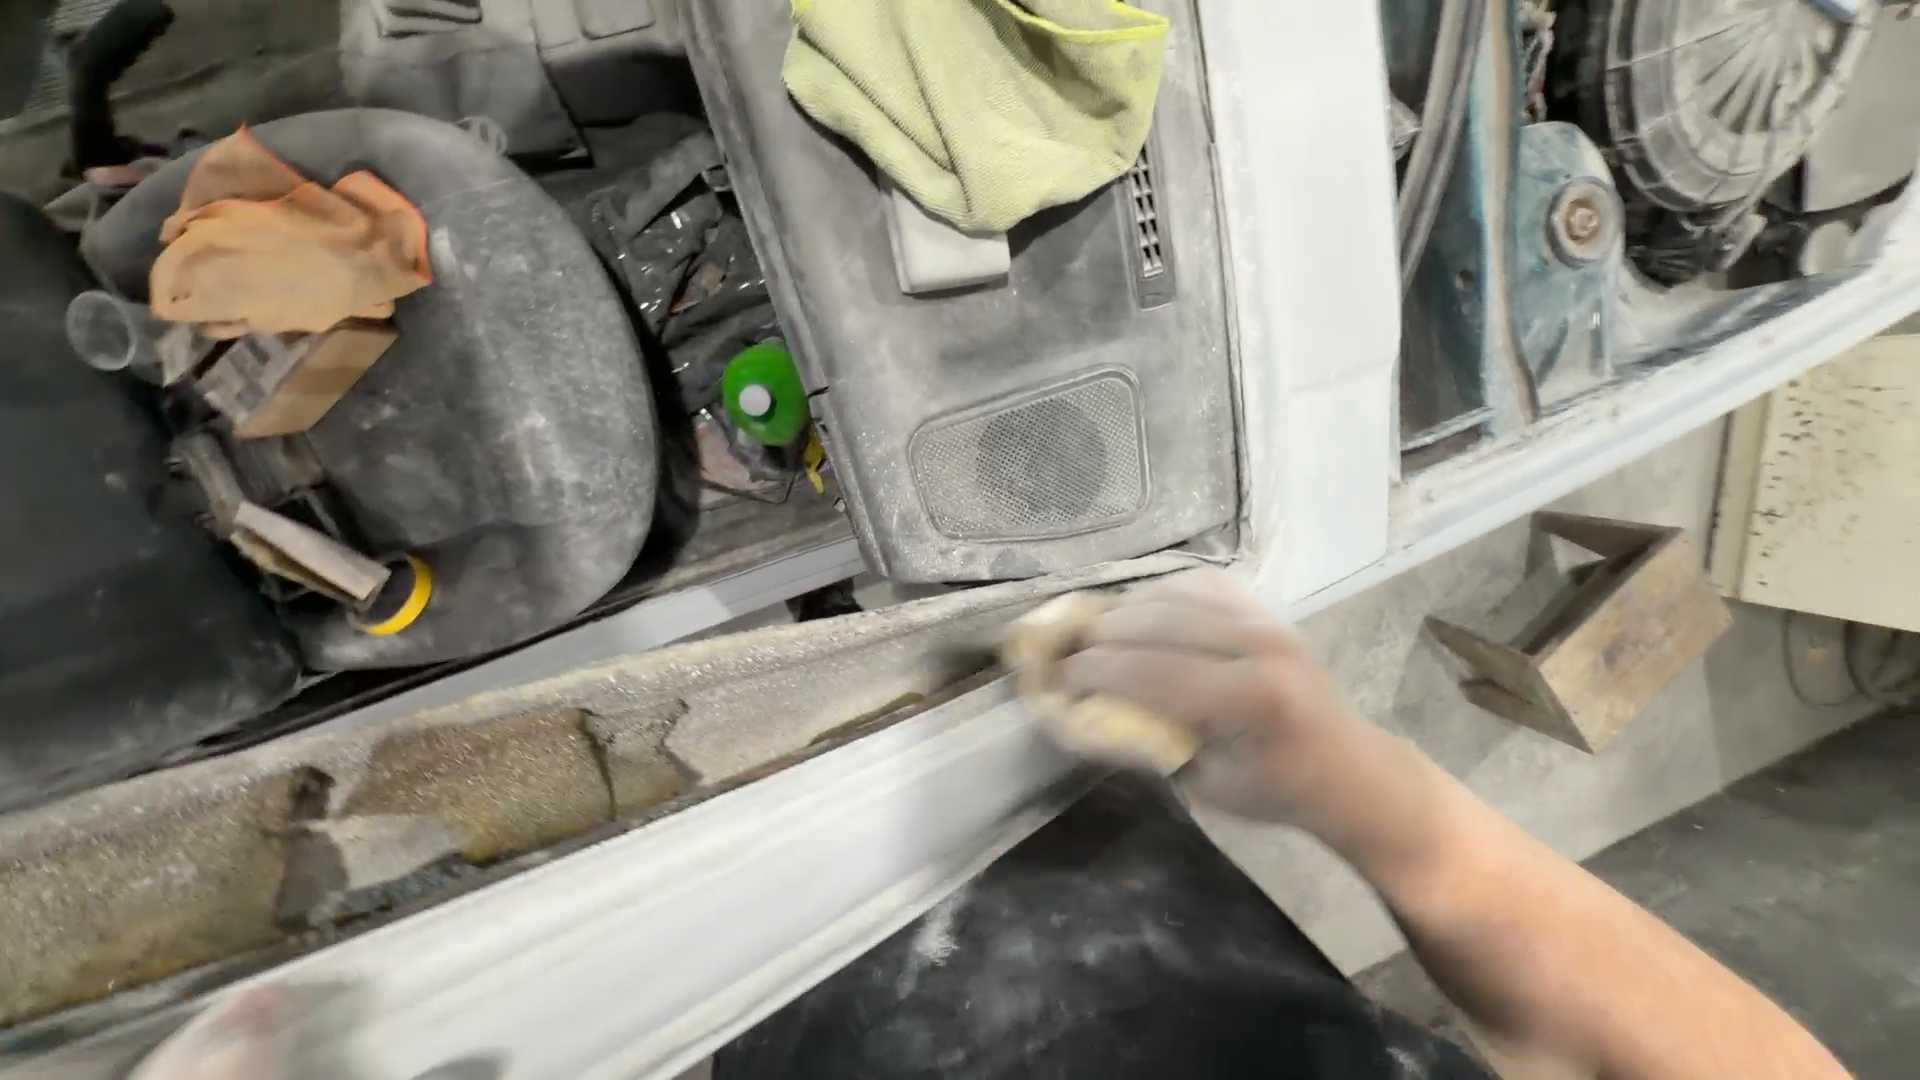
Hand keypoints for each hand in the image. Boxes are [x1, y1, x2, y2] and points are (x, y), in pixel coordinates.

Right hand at [1056, 568, 1396, 830]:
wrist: (1350, 768)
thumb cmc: (1277, 790)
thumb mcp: (1206, 785)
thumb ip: (1144, 745)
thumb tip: (1074, 718)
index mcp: (1253, 698)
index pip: (1153, 671)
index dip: (1095, 669)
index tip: (1057, 675)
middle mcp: (1261, 645)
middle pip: (1158, 622)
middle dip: (1100, 634)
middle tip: (1064, 651)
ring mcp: (1266, 619)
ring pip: (1173, 594)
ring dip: (1124, 609)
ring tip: (1093, 631)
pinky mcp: (1265, 609)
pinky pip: (1197, 583)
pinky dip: (1158, 592)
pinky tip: (1137, 610)